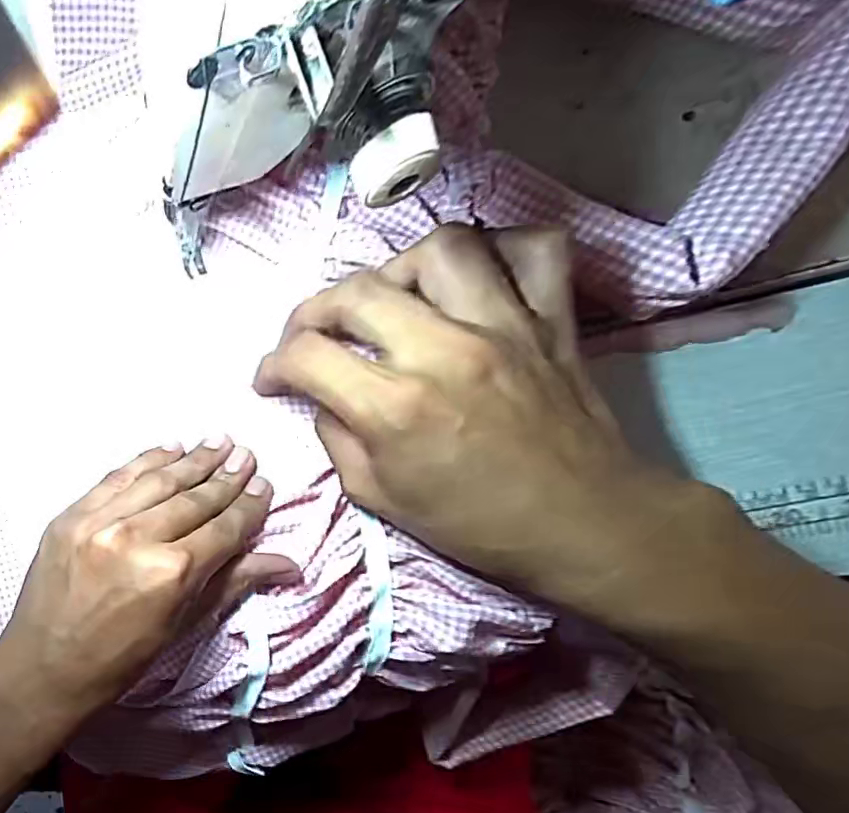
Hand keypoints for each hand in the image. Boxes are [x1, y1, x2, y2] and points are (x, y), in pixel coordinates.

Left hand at [0, 439, 298, 750]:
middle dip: (225, 476)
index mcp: (172, 573)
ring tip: (218, 441)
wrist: (44, 667)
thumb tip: (289, 563)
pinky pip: (116, 478)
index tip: (264, 485)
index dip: (248, 506)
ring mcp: (99, 522)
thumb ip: (232, 582)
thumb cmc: (121, 660)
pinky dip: (145, 460)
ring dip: (192, 460)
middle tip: (246, 454)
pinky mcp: (70, 515)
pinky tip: (170, 448)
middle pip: (194, 499)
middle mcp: (137, 538)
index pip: (224, 528)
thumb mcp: (183, 625)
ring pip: (158, 481)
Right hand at [253, 224, 732, 616]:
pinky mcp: (551, 319)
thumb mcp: (379, 499)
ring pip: (439, 250)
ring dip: (396, 270)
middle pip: (356, 293)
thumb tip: (325, 397)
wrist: (578, 525)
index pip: (307, 356)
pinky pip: (533, 250)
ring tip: (390, 301)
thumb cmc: (472, 525)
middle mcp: (443, 351)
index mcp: (394, 409)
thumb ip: (338, 439)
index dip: (272, 365)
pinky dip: (498, 251)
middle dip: (311, 313)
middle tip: (310, 338)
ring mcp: (504, 325)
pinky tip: (472, 280)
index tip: (270, 379)